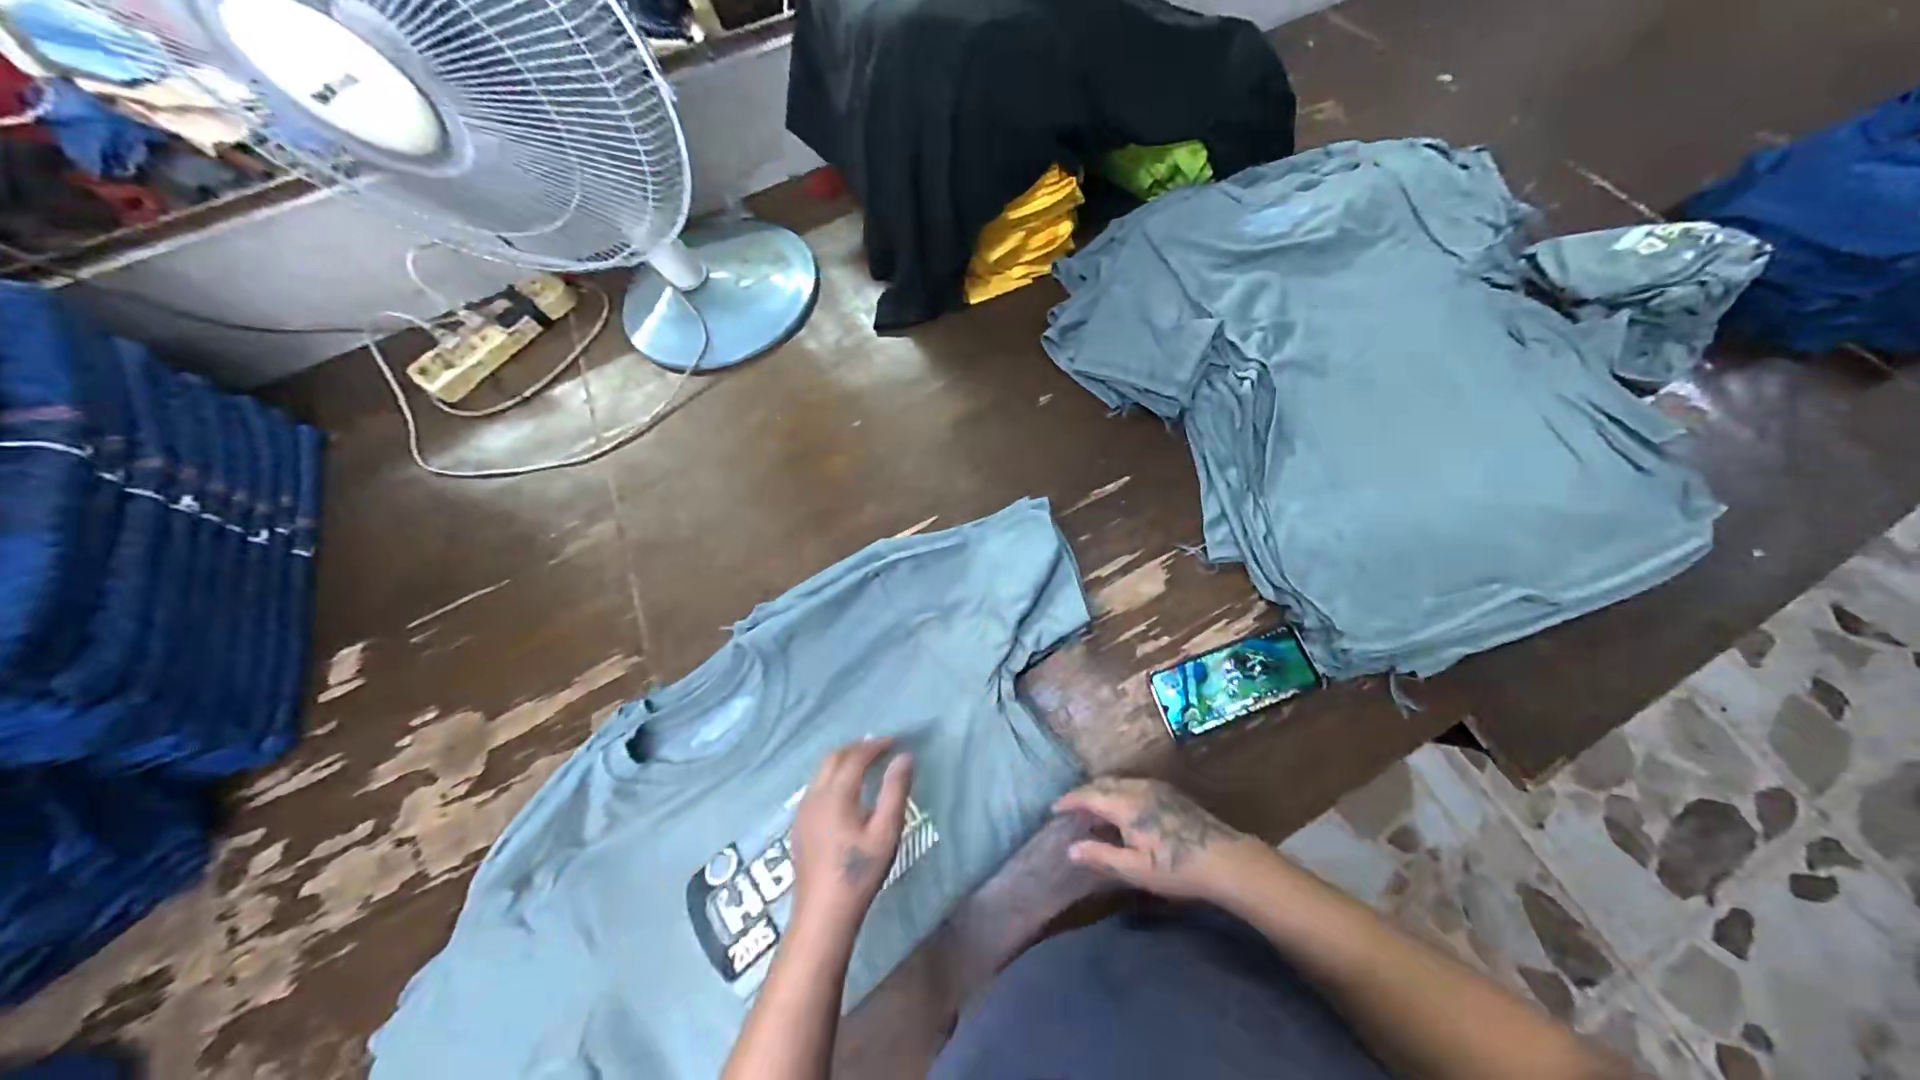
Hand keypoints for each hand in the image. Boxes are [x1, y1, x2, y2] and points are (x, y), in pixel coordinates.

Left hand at [789, 738, 913, 938]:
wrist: (823, 914)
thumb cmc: (860, 872)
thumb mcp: (886, 831)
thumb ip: (895, 791)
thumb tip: (905, 757)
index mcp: (836, 794)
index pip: (855, 756)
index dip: (875, 745)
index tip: (894, 742)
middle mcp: (814, 795)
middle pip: (833, 758)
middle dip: (856, 748)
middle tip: (880, 748)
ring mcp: (803, 811)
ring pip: (821, 772)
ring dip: (843, 761)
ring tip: (866, 765)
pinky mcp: (799, 825)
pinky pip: (816, 787)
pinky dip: (833, 777)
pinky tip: (846, 792)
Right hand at [1052, 777, 1259, 901]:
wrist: (1227, 860)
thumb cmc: (1177, 868)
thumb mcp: (1135, 869)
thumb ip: (1101, 856)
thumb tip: (1070, 848)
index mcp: (1126, 804)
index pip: (1089, 795)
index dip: (1069, 801)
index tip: (1053, 809)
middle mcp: (1138, 788)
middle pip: (1102, 783)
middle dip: (1083, 794)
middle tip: (1070, 810)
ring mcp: (1156, 787)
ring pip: (1119, 781)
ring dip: (1101, 791)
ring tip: (1092, 809)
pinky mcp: (1169, 793)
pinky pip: (1132, 784)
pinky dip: (1116, 791)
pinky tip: (1120, 809)